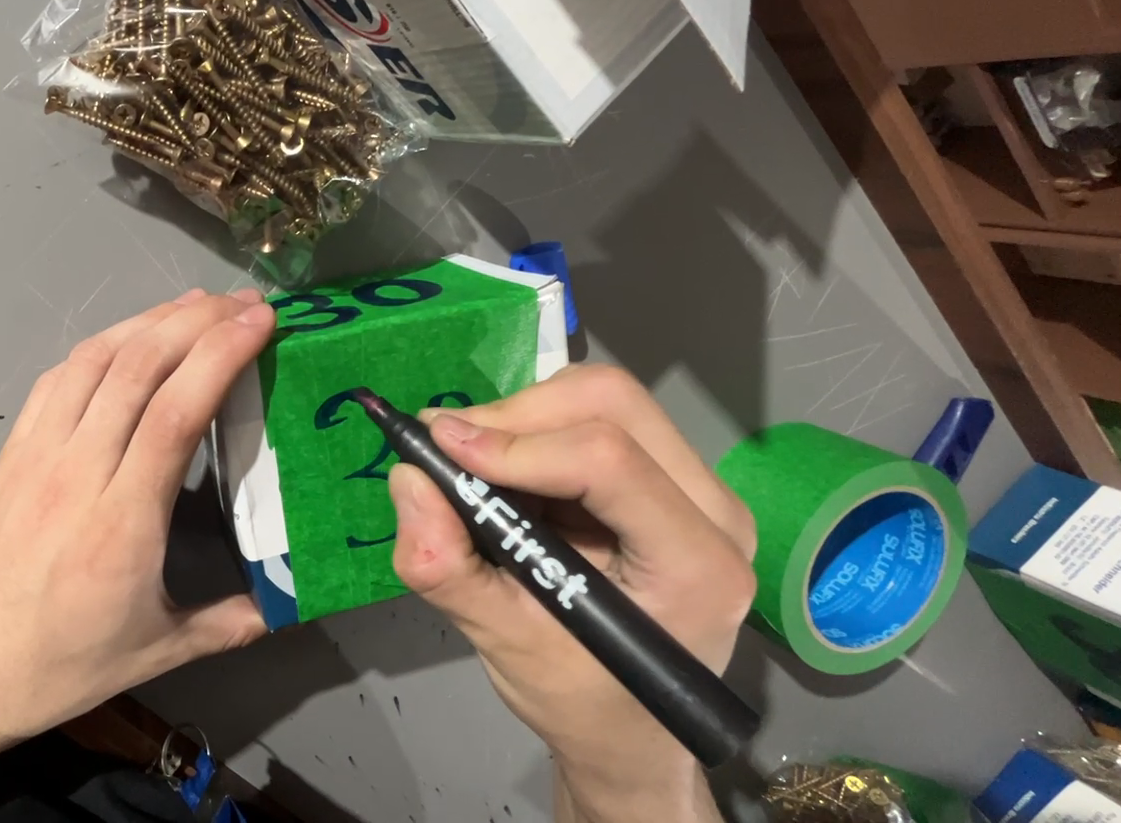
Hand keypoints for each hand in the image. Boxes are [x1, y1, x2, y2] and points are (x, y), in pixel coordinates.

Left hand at [0, 289, 275, 740]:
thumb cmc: (58, 664)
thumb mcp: (156, 653)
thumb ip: (228, 622)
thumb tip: (291, 603)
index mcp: (122, 519)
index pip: (176, 412)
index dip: (221, 354)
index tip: (262, 321)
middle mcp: (78, 469)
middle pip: (139, 367)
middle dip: (198, 321)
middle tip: (246, 302)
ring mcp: (38, 451)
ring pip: (97, 359)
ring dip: (151, 319)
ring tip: (198, 303)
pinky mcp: (14, 447)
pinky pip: (59, 376)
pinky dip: (103, 343)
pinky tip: (129, 336)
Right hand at [387, 365, 756, 822]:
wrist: (627, 726)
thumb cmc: (577, 696)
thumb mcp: (501, 642)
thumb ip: (446, 567)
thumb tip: (407, 477)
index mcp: (695, 566)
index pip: (607, 461)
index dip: (514, 444)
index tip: (437, 447)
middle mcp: (712, 510)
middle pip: (611, 403)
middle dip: (515, 413)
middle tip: (450, 446)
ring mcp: (697, 486)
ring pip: (603, 395)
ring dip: (521, 415)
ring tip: (474, 462)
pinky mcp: (666, 473)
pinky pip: (595, 413)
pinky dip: (531, 425)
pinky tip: (504, 470)